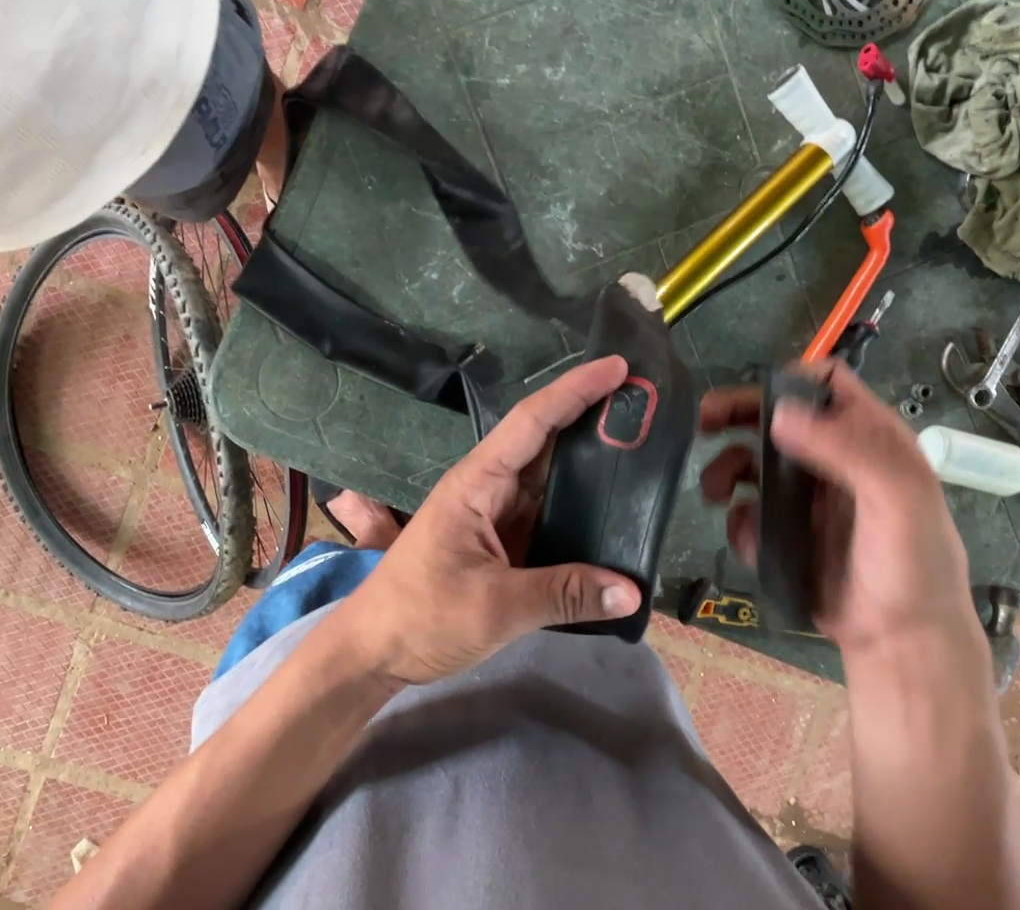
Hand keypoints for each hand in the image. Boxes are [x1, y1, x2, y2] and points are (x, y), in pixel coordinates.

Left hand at [328, 356, 644, 685]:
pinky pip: (549, 515)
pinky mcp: (503, 545)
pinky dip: (582, 507)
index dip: (574, 391)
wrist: (374, 652)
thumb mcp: (494, 608)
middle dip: (591, 418)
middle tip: (645, 403)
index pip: (531, 423)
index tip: (618, 367)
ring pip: (550, 479)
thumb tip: (632, 590)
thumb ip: (564, 595)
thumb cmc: (421, 617)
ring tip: (642, 447)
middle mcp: (488, 490)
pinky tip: (615, 509)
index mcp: (477, 484)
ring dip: (591, 463)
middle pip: (545, 443)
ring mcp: (495, 517)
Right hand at [697, 360, 975, 655]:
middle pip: (776, 416)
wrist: (899, 642)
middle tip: (704, 422)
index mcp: (870, 439)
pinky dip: (737, 518)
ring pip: (752, 461)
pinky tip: (747, 537)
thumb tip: (778, 414)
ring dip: (725, 467)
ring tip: (712, 491)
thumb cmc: (911, 566)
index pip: (827, 384)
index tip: (757, 400)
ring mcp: (806, 497)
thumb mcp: (897, 498)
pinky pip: (747, 511)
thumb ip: (846, 449)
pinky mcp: (784, 532)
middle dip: (737, 414)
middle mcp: (834, 459)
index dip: (791, 383)